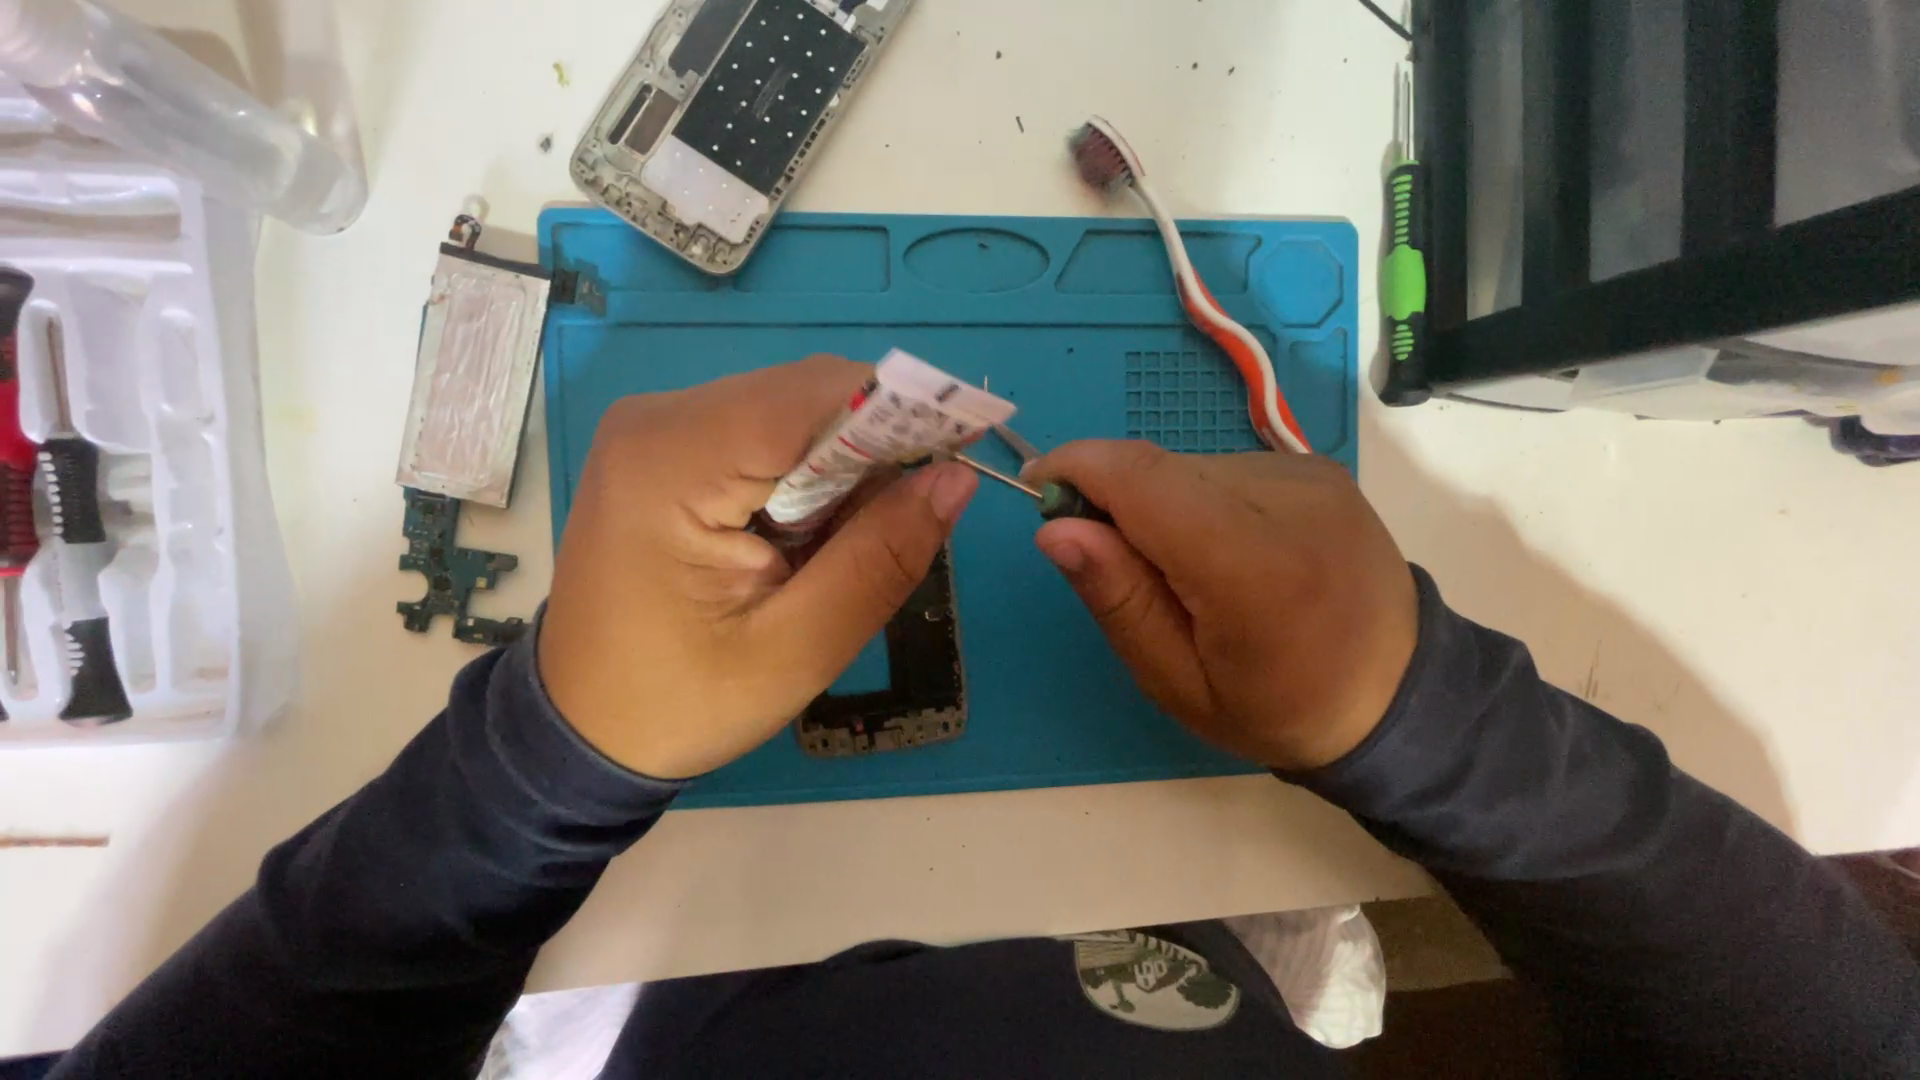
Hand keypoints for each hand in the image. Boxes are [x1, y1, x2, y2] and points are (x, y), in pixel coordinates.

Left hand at [538, 356, 978, 778]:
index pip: (814, 396)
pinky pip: (768, 433)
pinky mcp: (668, 446)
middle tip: (901, 527)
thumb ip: (879, 560)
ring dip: (844, 466)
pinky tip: (805, 536)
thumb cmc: (681, 700)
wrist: (581, 727)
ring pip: (794, 411)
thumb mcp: (796, 649)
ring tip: (841, 546)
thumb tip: (956, 478)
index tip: (964, 449)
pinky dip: (810, 474)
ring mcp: (658, 428)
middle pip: (806, 396)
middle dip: (873, 449)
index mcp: (671, 462)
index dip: (901, 411)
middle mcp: (659, 420)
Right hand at [1028, 442, 1416, 770]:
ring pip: (1189, 467)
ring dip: (1158, 504)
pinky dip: (1197, 500)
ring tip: (1182, 569)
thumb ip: (1119, 599)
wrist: (1399, 694)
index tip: (1035, 488)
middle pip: (1160, 470)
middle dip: (1113, 500)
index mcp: (1253, 567)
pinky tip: (1222, 549)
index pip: (1143, 480)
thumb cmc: (1279, 708)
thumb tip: (1056, 526)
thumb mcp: (1179, 682)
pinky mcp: (1318, 468)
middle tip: (1112, 562)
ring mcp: (1309, 476)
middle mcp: (1287, 499)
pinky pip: (1224, 470)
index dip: (1076, 467)